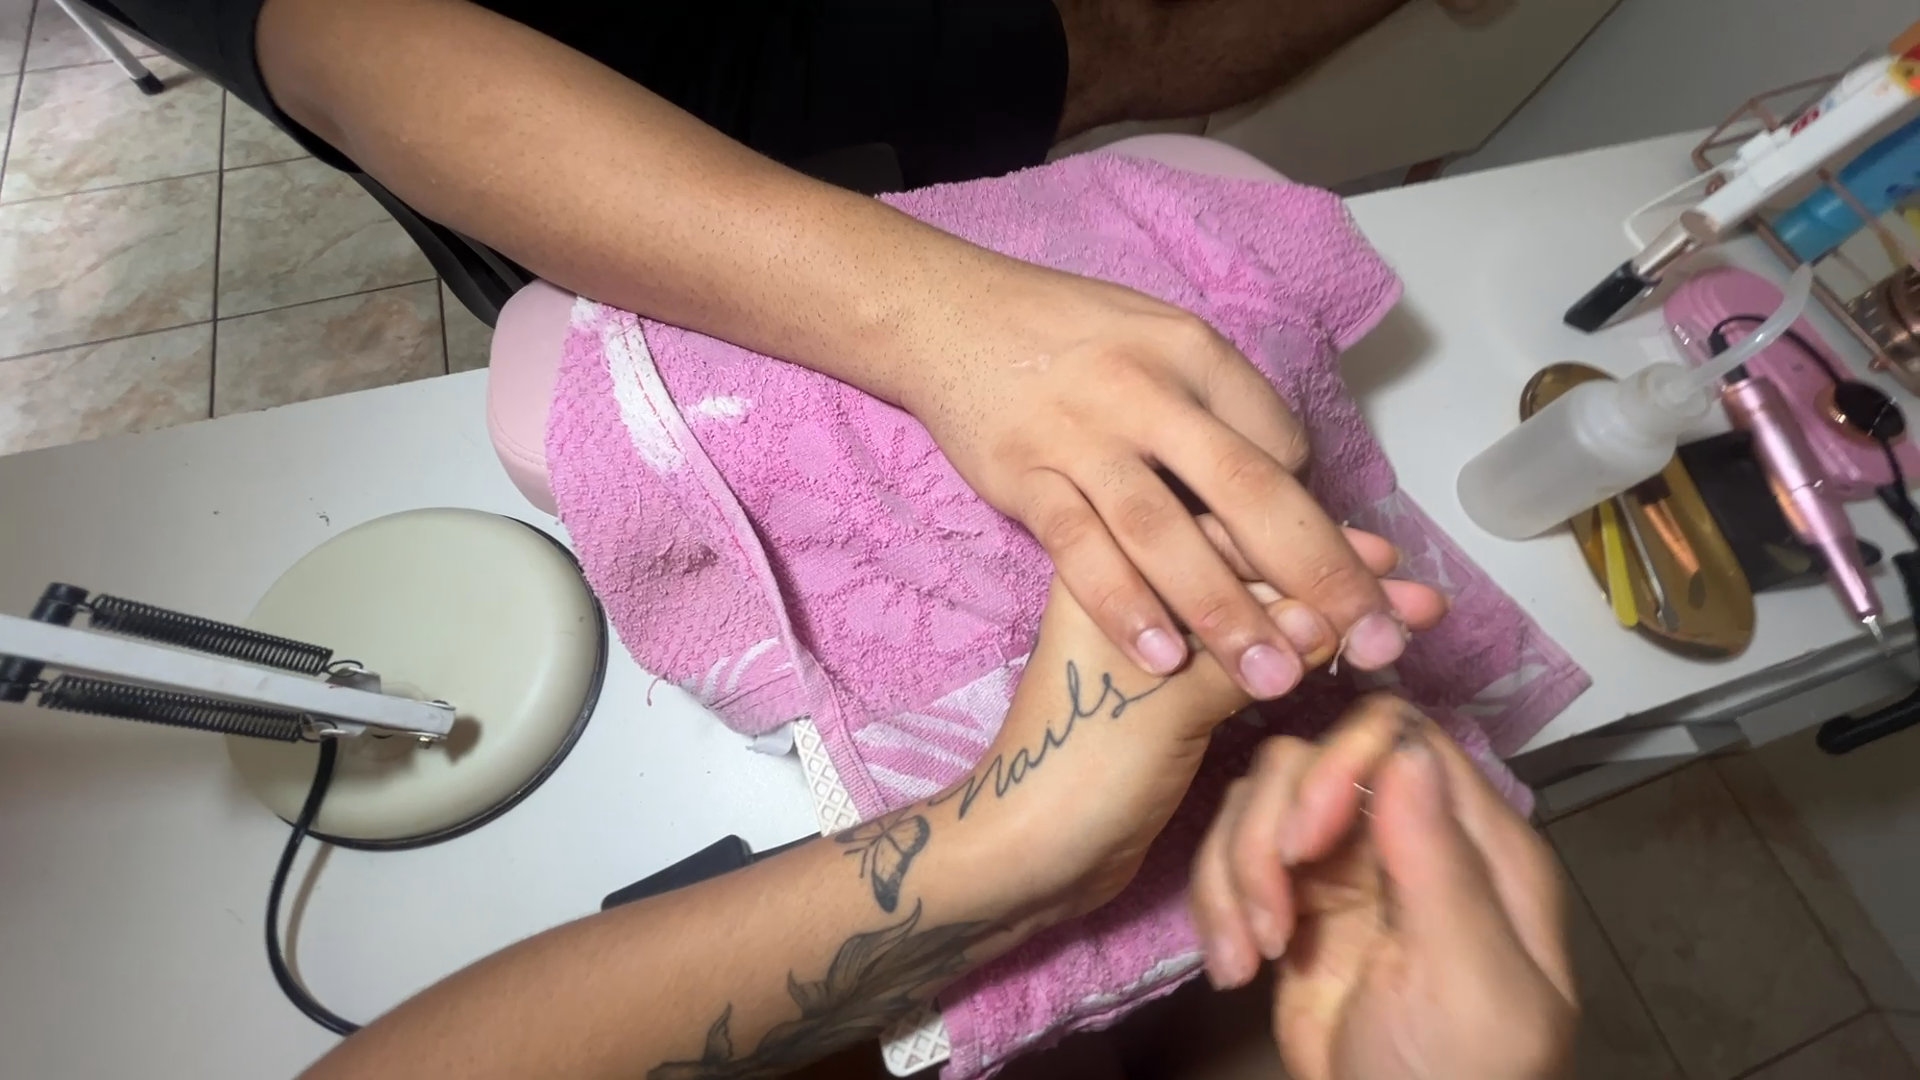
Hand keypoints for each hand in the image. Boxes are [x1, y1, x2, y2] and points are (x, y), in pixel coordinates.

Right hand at [901, 268, 1433, 700]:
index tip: (1325, 574)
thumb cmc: (1059, 327)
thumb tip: (1267, 466)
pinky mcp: (1025, 474)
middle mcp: (1146, 391)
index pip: (1279, 442)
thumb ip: (1207, 397)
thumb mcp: (1152, 333)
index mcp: (1191, 350)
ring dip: (1223, 607)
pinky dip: (1121, 602)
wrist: (950, 312)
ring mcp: (1081, 435)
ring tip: (1273, 675)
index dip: (1310, 515)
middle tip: (1375, 639)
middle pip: (1247, 489)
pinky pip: (1079, 546)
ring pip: (1163, 529)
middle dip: (1318, 571)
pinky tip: (1159, 656)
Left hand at [948, 553, 1444, 931]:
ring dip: (1324, 618)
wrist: (1035, 851)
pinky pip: (1244, 655)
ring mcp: (1155, 639)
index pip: (1220, 541)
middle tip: (1415, 597)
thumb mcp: (1165, 705)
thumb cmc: (1082, 767)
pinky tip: (1349, 651)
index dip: (1305, 554)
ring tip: (1406, 620)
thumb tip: (1336, 614)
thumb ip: (1246, 656)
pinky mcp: (1173, 685)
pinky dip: (1297, 655)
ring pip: (1252, 615)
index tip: (1388, 563)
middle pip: (1243, 573)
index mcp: (1106, 570)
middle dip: (1329, 585)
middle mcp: (1131, 590)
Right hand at [1189, 696, 1575, 1079]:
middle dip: (1269, 833)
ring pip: (1253, 797)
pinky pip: (1224, 847)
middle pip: (1305, 758)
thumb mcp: (1470, 985)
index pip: (1395, 734)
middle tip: (1272, 916)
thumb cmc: (1449, 1075)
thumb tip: (1404, 747)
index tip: (1306, 838)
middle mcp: (1399, 825)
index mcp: (1470, 836)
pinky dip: (1215, 900)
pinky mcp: (1283, 882)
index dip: (1338, 762)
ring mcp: (1337, 853)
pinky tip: (1234, 964)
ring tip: (1249, 954)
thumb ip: (1444, 864)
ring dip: (1235, 874)